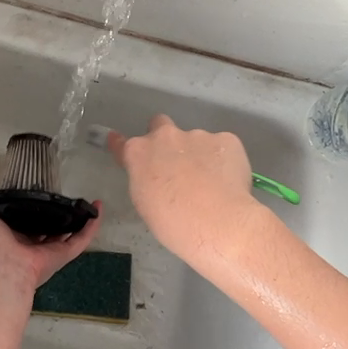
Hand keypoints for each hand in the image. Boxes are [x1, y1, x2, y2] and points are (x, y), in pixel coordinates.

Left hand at [0, 198, 101, 290]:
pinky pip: (80, 240)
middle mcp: (28, 246)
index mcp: (8, 238)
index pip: (22, 223)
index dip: (30, 211)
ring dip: (78, 219)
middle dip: (56, 217)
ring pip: (67, 234)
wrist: (1, 265)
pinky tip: (98, 208)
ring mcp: (48, 252)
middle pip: (46, 230)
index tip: (38, 196)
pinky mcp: (63, 255)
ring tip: (87, 203)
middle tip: (65, 199)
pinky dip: (91, 226)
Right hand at [106, 115, 261, 264]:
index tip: (119, 143)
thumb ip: (146, 179)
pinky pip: (222, 146)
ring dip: (198, 155)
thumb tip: (157, 175)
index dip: (120, 144)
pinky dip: (223, 159)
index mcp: (139, 154)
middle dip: (165, 140)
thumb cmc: (173, 223)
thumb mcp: (145, 203)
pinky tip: (228, 181)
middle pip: (160, 125)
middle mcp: (165, 137)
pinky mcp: (226, 139)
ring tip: (211, 183)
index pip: (121, 143)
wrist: (217, 223)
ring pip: (196, 140)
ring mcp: (197, 135)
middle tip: (176, 165)